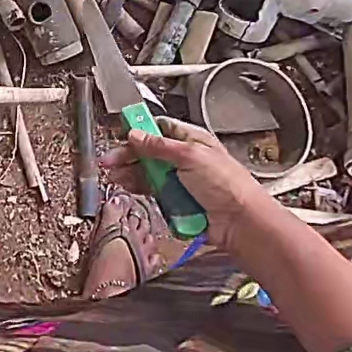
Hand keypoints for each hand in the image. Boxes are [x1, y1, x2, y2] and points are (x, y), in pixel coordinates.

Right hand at [102, 116, 278, 252]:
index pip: (160, 128)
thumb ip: (158, 146)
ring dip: (130, 172)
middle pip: (149, 152)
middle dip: (128, 154)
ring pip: (147, 172)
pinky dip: (139, 189)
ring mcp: (179, 180)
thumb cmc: (228, 185)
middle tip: (110, 159)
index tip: (121, 132)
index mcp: (192, 140)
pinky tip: (127, 186)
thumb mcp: (190, 156)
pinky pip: (152, 192)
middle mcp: (184, 158)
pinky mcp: (176, 200)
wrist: (240, 223)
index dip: (140, 129)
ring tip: (115, 174)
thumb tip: (136, 134)